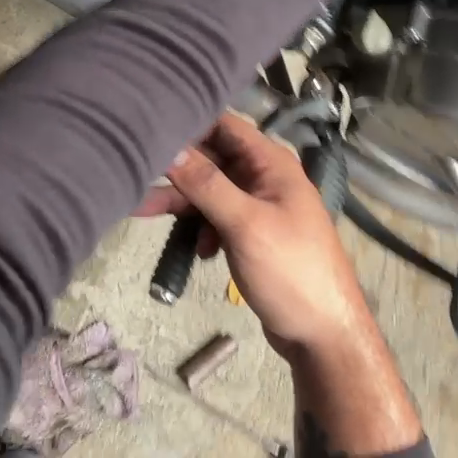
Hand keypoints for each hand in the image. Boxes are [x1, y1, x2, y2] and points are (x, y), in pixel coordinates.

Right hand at [137, 114, 369, 357]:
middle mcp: (263, 176)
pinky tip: (197, 250)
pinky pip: (216, 216)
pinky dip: (201, 227)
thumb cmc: (291, 270)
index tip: (148, 127)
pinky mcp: (250, 232)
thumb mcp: (244, 224)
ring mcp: (257, 205)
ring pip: (209, 190)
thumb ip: (206, 184)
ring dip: (182, 201)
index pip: (222, 124)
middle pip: (210, 158)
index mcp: (270, 162)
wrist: (324, 336)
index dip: (188, 122)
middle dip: (176, 167)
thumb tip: (168, 147)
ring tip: (141, 210)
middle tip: (134, 173)